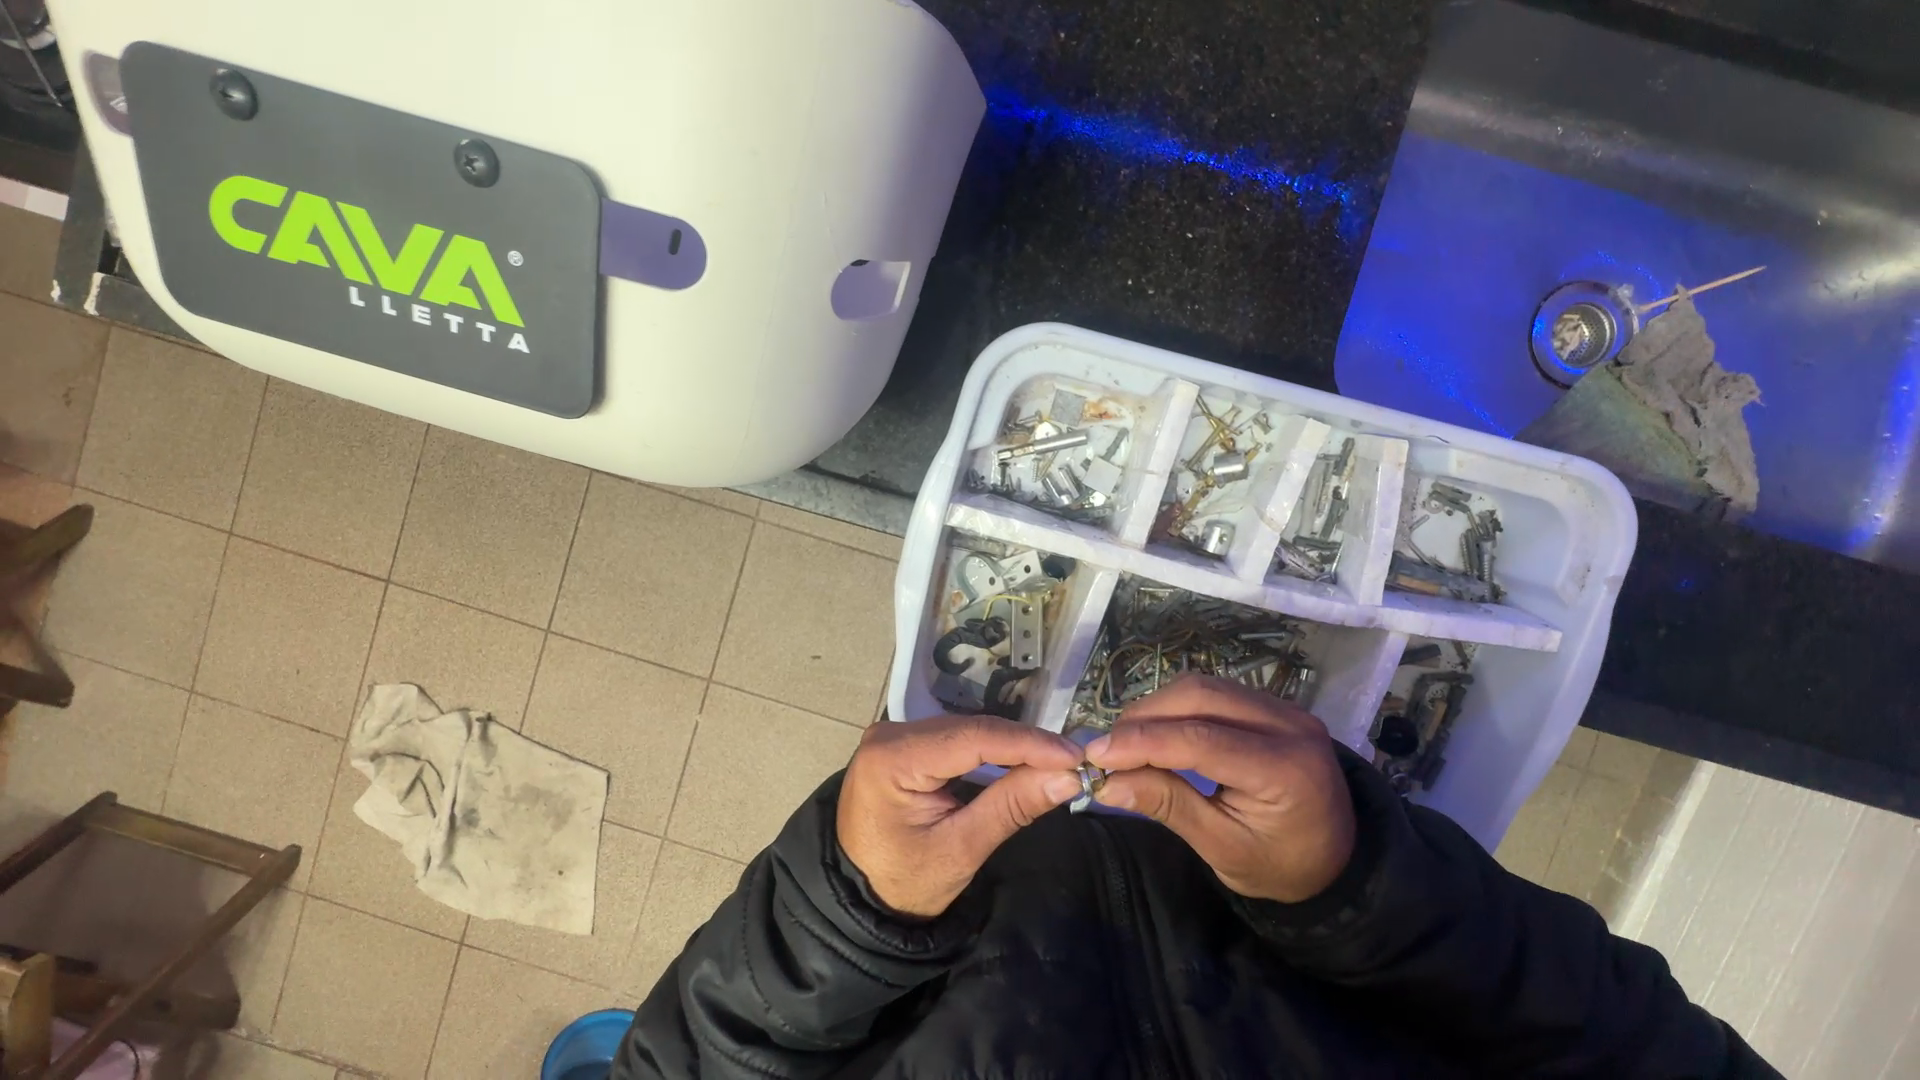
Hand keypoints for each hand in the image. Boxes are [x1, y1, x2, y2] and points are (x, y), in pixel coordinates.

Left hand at [838, 714, 1084, 916]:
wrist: (856, 898)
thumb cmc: (903, 882)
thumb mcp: (961, 849)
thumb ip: (1011, 806)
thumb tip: (1067, 776)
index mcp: (893, 757)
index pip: (973, 737)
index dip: (1029, 743)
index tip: (1075, 755)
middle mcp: (890, 733)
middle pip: (971, 729)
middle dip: (1025, 744)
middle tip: (1073, 762)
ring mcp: (894, 735)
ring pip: (967, 729)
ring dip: (1012, 745)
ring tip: (1056, 762)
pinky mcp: (903, 743)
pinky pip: (955, 738)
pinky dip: (990, 750)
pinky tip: (1021, 760)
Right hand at [1085, 675, 1355, 902]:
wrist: (1337, 858)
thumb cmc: (1280, 864)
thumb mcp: (1223, 848)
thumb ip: (1168, 805)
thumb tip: (1107, 783)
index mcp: (1286, 770)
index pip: (1201, 740)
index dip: (1143, 742)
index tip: (1096, 755)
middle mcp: (1290, 726)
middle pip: (1201, 697)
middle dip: (1145, 717)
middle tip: (1107, 748)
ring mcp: (1284, 709)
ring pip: (1204, 686)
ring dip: (1157, 708)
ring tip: (1126, 740)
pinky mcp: (1273, 704)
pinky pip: (1216, 691)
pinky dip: (1177, 706)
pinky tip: (1156, 730)